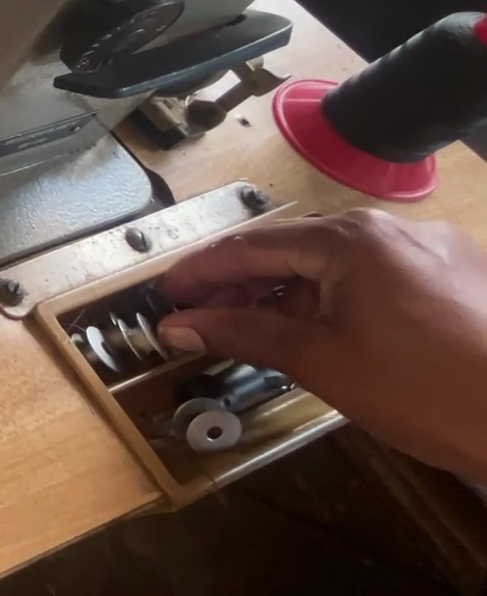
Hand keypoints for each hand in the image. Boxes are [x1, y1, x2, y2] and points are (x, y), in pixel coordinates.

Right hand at [157, 209, 486, 482]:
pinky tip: (325, 329)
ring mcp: (438, 251)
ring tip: (261, 327)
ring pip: (332, 263)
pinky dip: (336, 298)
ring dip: (288, 292)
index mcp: (350, 239)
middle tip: (204, 315)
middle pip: (288, 249)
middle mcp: (392, 230)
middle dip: (241, 284)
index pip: (245, 247)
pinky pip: (376, 276)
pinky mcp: (468, 278)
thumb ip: (237, 332)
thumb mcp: (318, 361)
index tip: (165, 296)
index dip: (197, 274)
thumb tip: (175, 325)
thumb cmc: (433, 392)